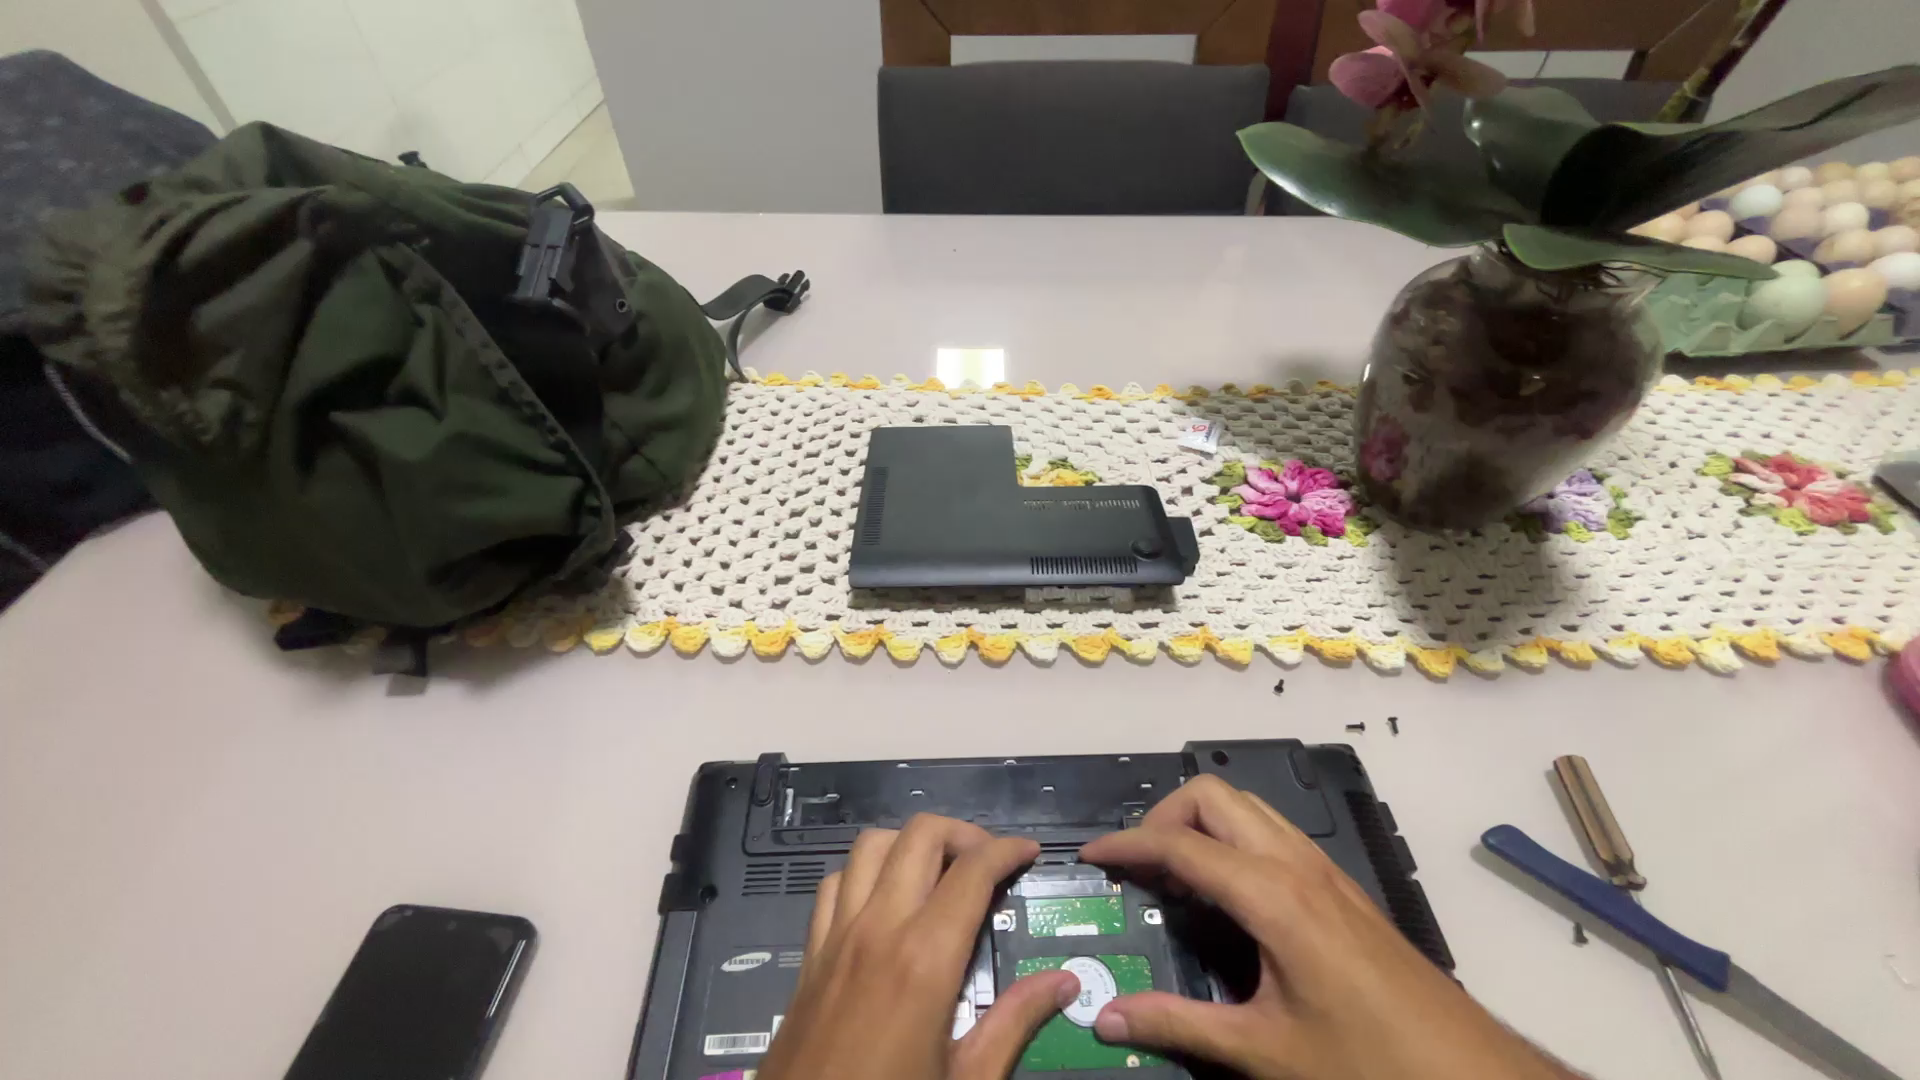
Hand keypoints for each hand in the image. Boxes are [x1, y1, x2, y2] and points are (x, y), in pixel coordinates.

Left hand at [758, 814, 1079, 1079]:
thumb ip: (1015, 1021)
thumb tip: (1065, 981)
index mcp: (925, 957)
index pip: (972, 871)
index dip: (1007, 850)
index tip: (1029, 853)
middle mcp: (880, 926)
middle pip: (920, 835)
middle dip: (962, 833)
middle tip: (988, 862)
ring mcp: (839, 933)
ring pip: (872, 844)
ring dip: (911, 843)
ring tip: (939, 869)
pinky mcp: (812, 949)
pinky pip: (834, 881)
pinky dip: (864, 870)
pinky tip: (884, 897)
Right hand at [1079, 775, 1580, 1079]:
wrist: (1472, 1075)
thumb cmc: (1368, 1062)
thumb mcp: (1264, 1049)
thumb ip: (1179, 1026)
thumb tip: (1108, 1019)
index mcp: (1270, 896)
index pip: (1180, 845)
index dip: (1127, 845)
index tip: (1092, 857)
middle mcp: (1293, 862)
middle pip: (1212, 796)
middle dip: (1164, 817)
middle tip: (1141, 868)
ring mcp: (1320, 867)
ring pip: (1244, 805)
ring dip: (1199, 823)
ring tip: (1176, 878)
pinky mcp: (1337, 882)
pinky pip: (1269, 830)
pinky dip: (1230, 838)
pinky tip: (1225, 894)